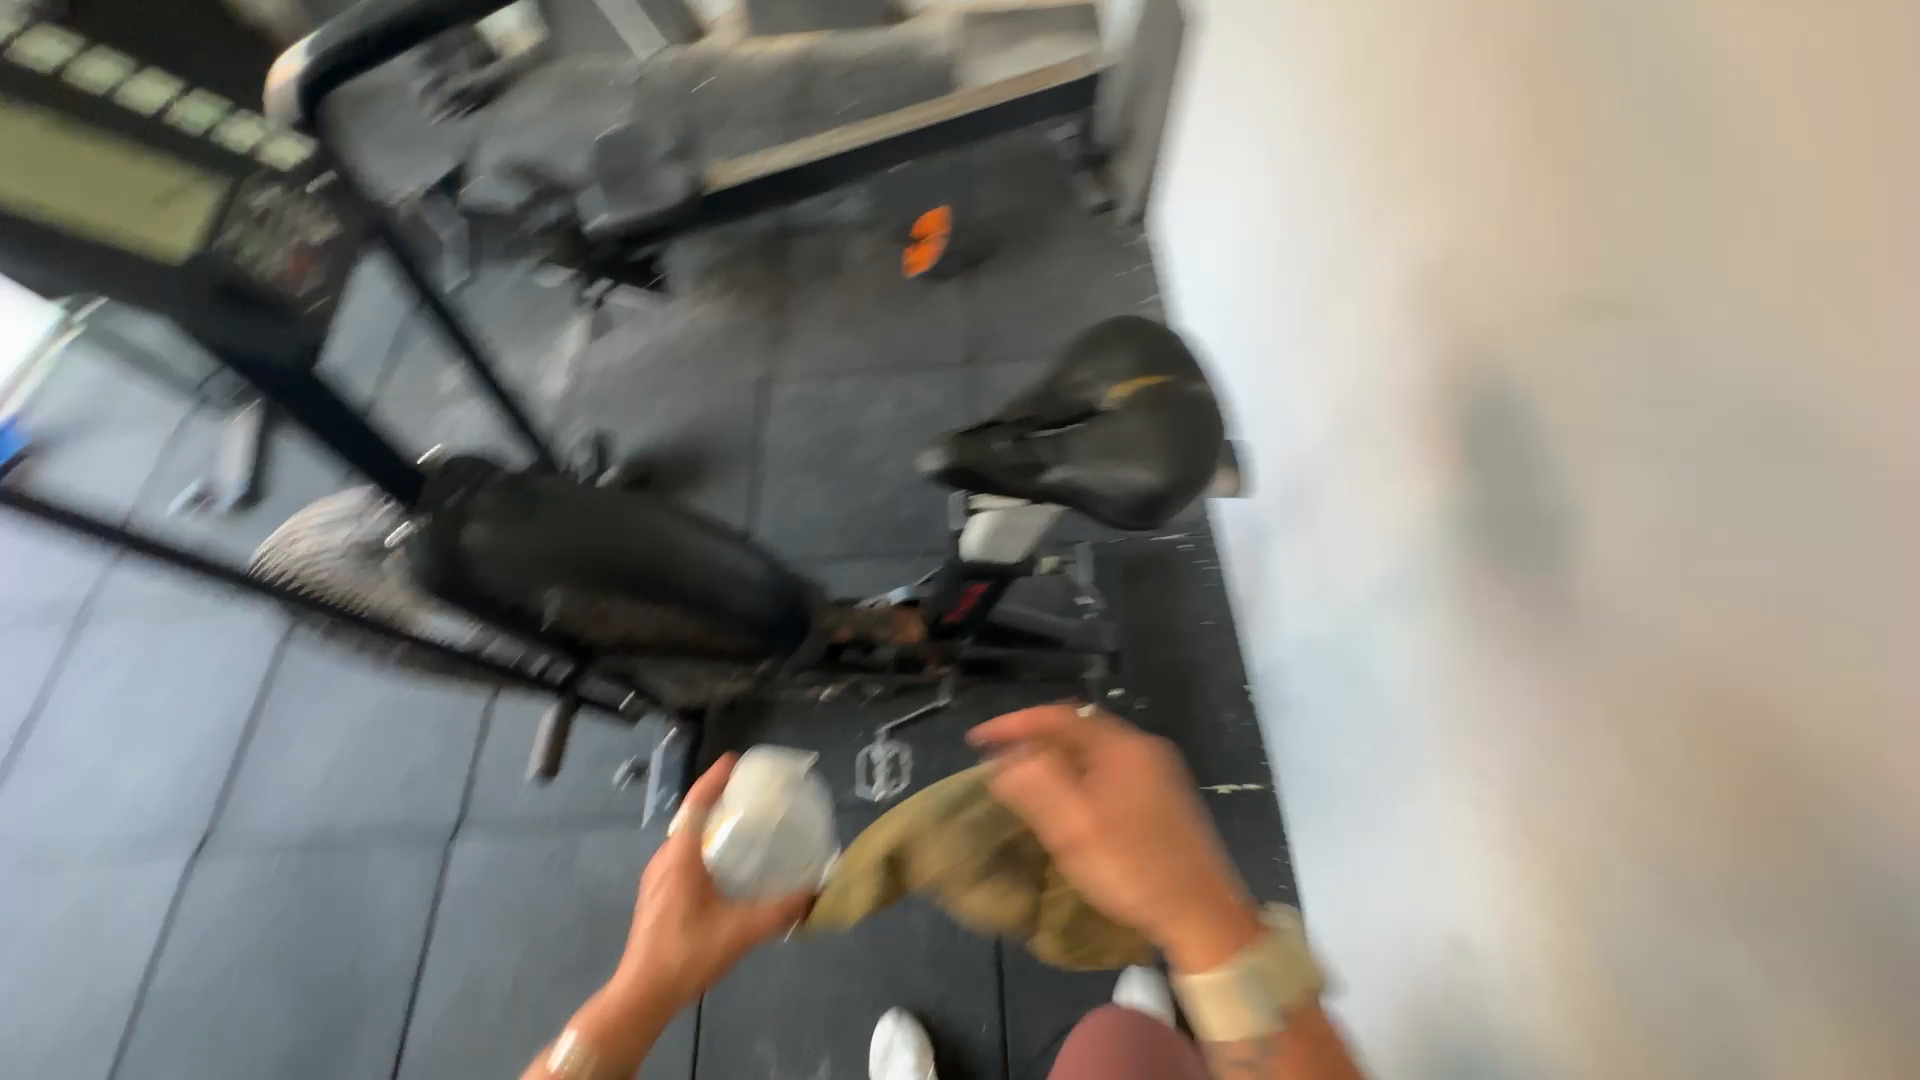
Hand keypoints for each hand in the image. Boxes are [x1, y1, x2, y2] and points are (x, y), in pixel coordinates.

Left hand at [527, 755, 811, 1078]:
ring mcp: (655, 878)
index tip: (734, 760)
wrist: (641, 996)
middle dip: (717, 799)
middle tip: (749, 792)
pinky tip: (724, 864)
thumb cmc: (686, 954)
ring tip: (741, 823)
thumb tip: (814, 892)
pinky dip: (703, 846)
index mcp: (680, 857)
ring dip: (709, 824)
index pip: (696, 804)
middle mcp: (664, 860)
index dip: (714, 778)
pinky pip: (682, 856)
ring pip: (685, 838)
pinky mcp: (656, 895)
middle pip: (690, 817)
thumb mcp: (740, 932)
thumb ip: (780, 910)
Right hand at [969, 705, 1263, 973]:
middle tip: (997, 758)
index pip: (1059, 717)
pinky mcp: (1163, 798)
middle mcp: (1144, 748)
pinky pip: (1108, 770)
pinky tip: (1066, 799)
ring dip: (1055, 759)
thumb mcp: (1075, 828)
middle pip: (1079, 729)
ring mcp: (1158, 772)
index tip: (977, 740)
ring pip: (1094, 751)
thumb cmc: (1134, 868)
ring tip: (1023, 777)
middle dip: (1034, 739)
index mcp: (1124, 746)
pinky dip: (1078, 775)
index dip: (1014, 724)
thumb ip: (1035, 784)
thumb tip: (1004, 758)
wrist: (1205, 917)